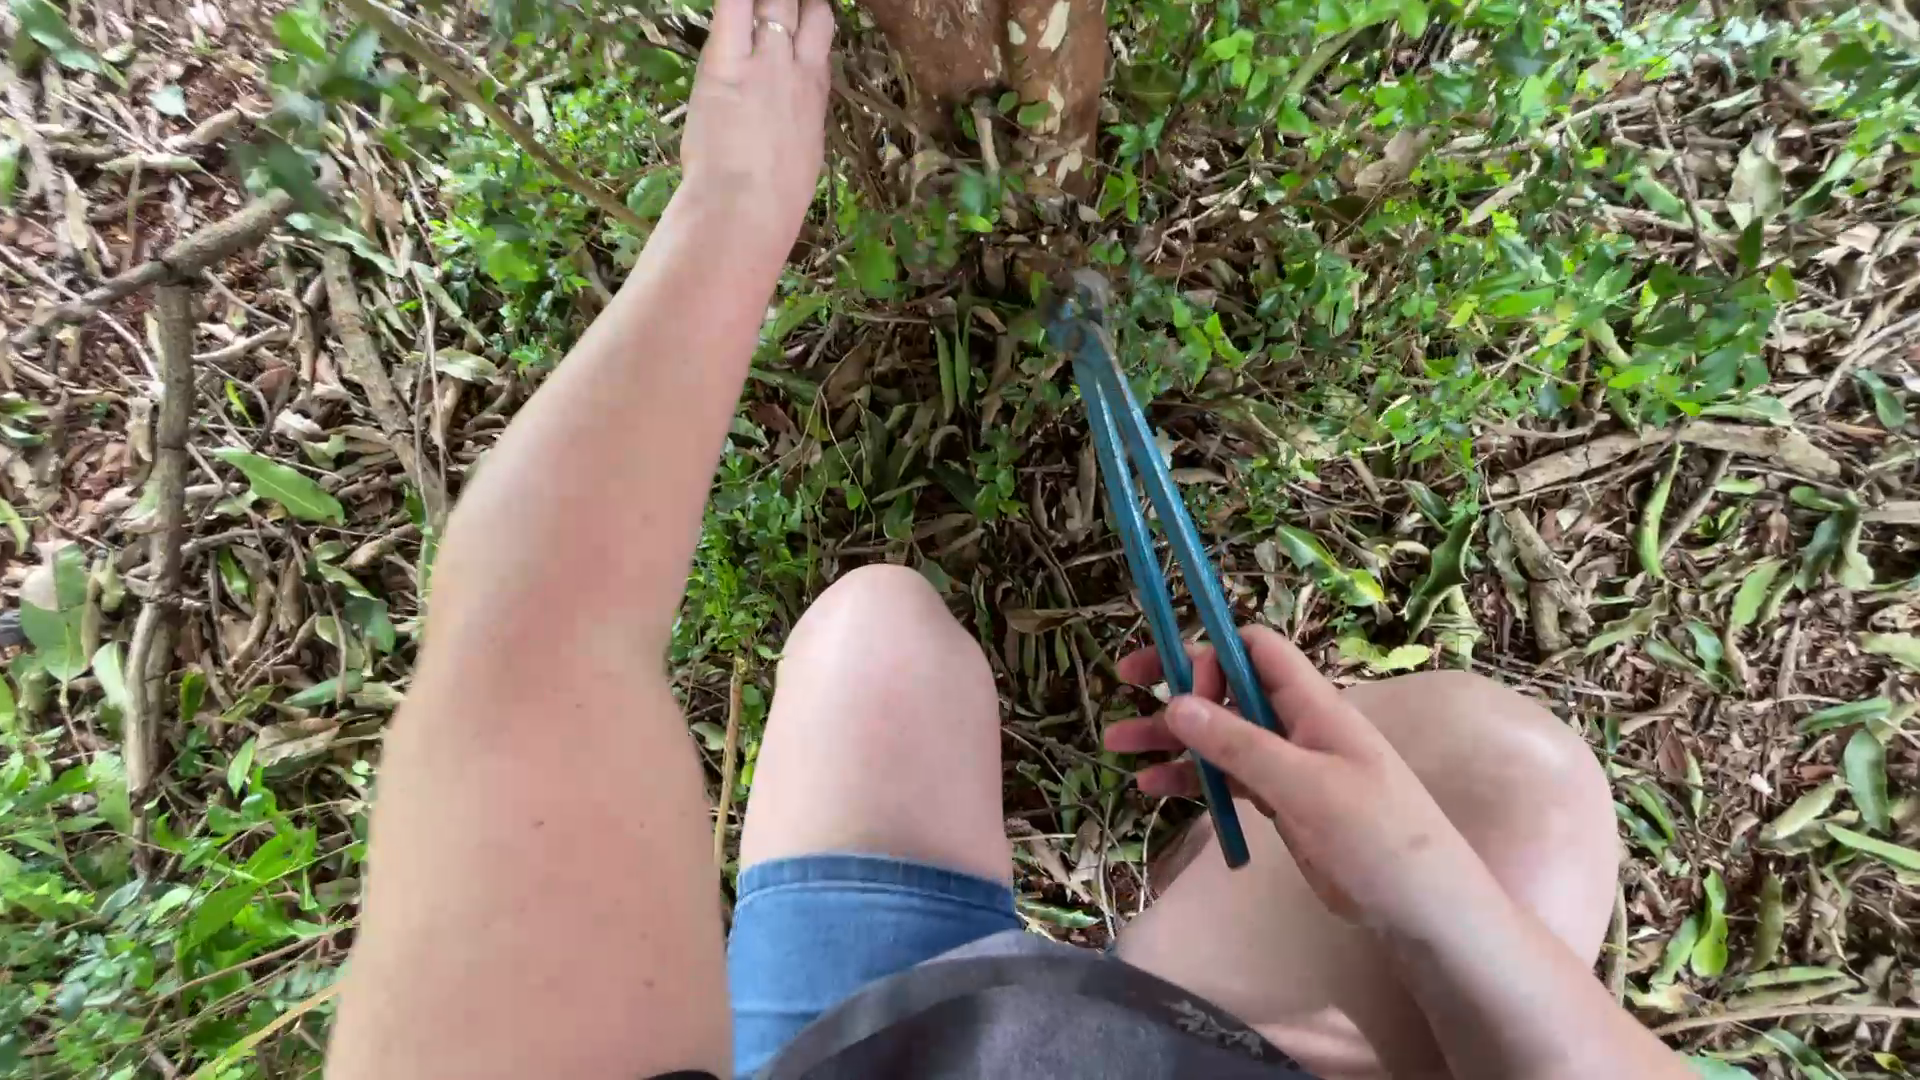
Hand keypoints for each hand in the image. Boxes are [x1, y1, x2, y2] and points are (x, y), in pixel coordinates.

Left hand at [679, 0, 833, 245]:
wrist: (748, 208)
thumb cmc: (775, 201)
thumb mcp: (803, 156)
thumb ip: (798, 121)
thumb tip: (792, 117)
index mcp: (815, 94)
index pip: (820, 33)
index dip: (809, 14)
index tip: (796, 12)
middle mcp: (796, 70)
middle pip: (804, 8)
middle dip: (789, 1)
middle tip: (774, 5)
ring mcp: (763, 62)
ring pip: (774, 0)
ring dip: (766, 0)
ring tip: (753, 8)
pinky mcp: (725, 61)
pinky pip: (731, 5)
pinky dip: (734, 0)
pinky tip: (731, 5)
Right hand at [1103, 625, 1501, 937]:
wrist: (1424, 915)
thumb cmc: (1379, 837)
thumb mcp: (1307, 787)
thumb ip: (1239, 744)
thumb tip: (1175, 702)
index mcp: (1311, 704)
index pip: (1255, 649)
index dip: (1212, 652)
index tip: (1177, 683)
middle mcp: (1292, 724)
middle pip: (1224, 688)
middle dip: (1174, 686)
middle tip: (1124, 680)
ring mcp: (1283, 763)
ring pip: (1216, 735)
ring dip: (1169, 737)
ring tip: (1118, 744)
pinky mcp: (1276, 799)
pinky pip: (1222, 776)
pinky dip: (1188, 777)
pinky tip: (1151, 786)